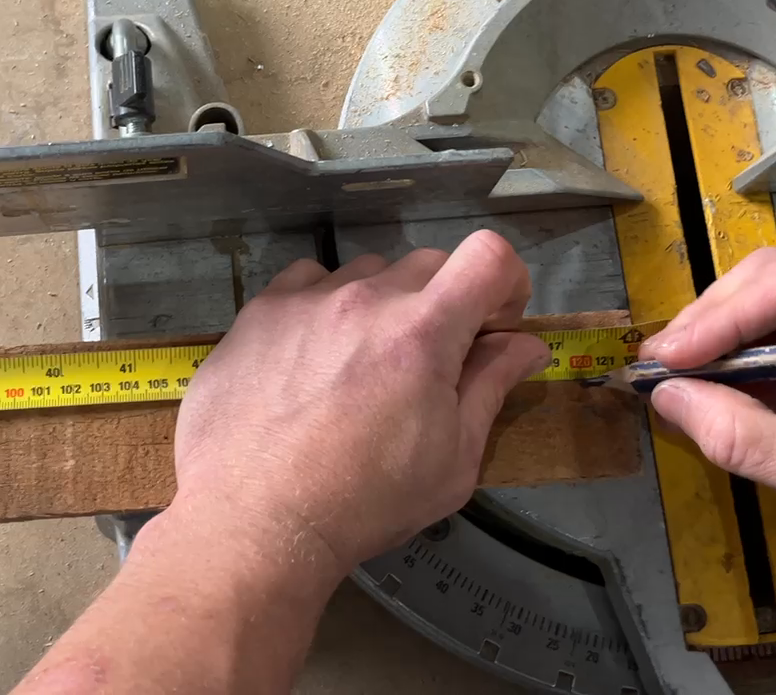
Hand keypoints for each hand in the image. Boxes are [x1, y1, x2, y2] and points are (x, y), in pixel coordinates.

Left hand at [169, 230, 551, 579]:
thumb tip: (524, 344)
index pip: (488, 255)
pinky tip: (312, 351)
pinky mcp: (262, 307)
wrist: (251, 519)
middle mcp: (367, 296)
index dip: (506, 281)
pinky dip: (325, 302)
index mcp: (423, 331)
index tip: (493, 324)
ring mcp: (309, 296)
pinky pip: (310, 279)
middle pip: (429, 262)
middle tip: (428, 358)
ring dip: (382, 303)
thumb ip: (491, 386)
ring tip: (359, 361)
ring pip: (368, 271)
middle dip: (445, 302)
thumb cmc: (363, 501)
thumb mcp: (452, 460)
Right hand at [640, 249, 775, 611]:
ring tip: (670, 376)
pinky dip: (725, 366)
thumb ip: (738, 433)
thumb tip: (663, 394)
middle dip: (708, 323)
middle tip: (661, 364)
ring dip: (710, 343)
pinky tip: (700, 389)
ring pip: (758, 315)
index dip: (720, 314)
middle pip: (765, 289)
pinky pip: (764, 350)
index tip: (673, 357)